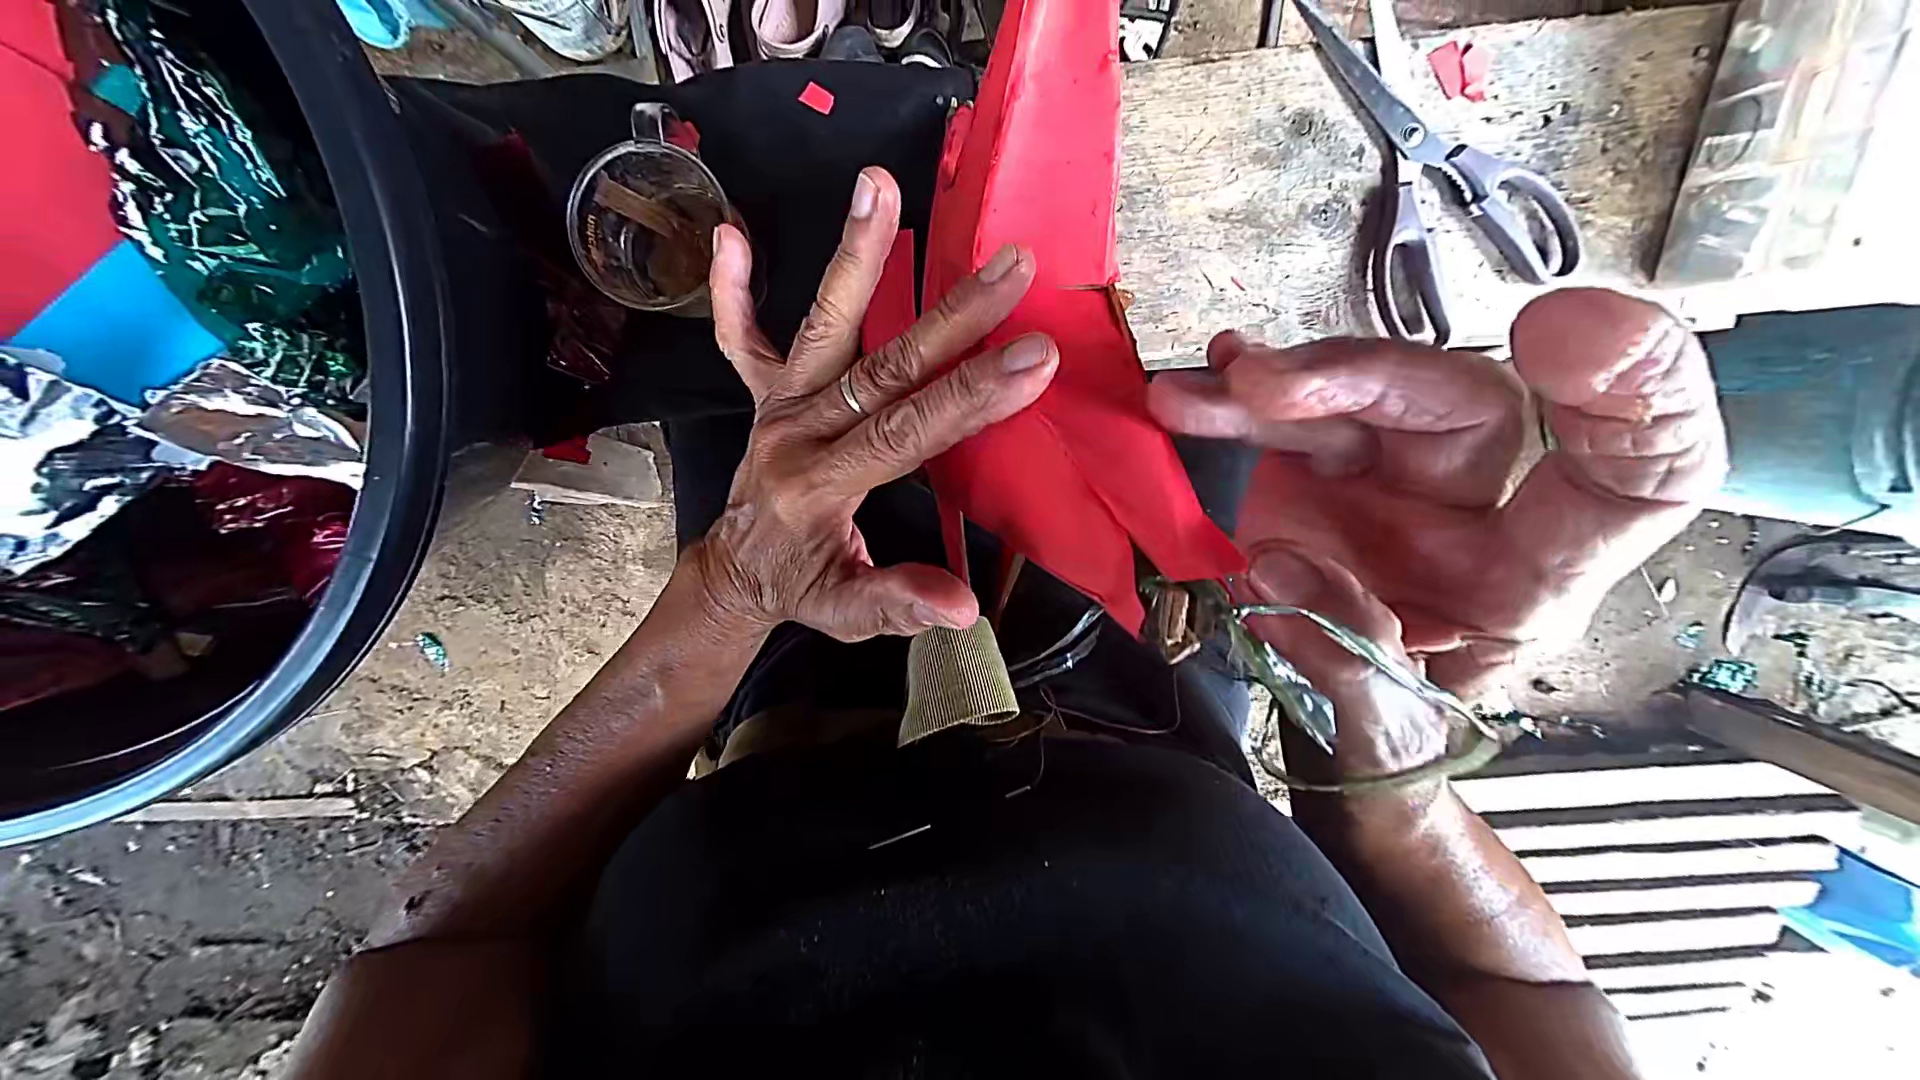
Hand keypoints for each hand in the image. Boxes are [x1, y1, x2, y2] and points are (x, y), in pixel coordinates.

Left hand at [690, 167, 1058, 641]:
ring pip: (819, 328)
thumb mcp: (847, 613)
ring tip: (878, 187)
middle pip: (881, 367)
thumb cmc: (799, 589)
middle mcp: (797, 434)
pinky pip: (742, 340)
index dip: (971, 397)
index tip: (1033, 358)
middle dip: (953, 319)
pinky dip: (734, 293)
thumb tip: (962, 607)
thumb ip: (899, 604)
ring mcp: (776, 408)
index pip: (907, 432)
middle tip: (1010, 267)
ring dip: (852, 259)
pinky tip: (735, 238)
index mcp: (821, 487)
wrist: (735, 573)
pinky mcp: (763, 396)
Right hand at [1150, 290, 1726, 766]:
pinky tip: (1213, 376)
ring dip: (1257, 396)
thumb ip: (1349, 663)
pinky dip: (1239, 399)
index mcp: (1528, 578)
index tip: (1567, 327)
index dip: (1630, 396)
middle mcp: (1464, 510)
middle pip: (1449, 402)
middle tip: (1259, 388)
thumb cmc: (1385, 734)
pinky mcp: (1309, 475)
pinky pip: (1282, 420)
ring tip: (1186, 400)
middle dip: (1355, 380)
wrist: (1324, 725)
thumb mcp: (1387, 730)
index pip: (1630, 475)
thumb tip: (1280, 570)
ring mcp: (1380, 482)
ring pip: (1343, 403)